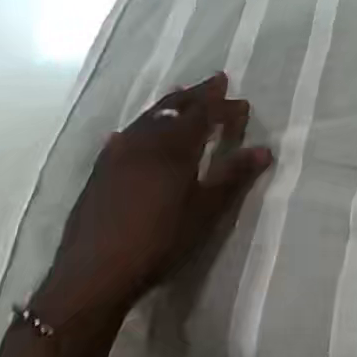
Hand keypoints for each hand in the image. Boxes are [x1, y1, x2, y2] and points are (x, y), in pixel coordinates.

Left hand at [41, 74, 273, 318]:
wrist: (92, 275)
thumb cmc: (158, 241)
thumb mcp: (205, 211)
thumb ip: (233, 176)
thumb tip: (264, 149)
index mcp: (175, 144)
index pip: (205, 113)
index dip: (225, 106)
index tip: (243, 104)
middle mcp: (146, 138)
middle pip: (176, 105)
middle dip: (198, 93)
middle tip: (216, 81)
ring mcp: (118, 152)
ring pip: (149, 117)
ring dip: (170, 105)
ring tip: (181, 97)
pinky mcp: (100, 170)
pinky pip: (126, 135)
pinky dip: (141, 127)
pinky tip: (134, 134)